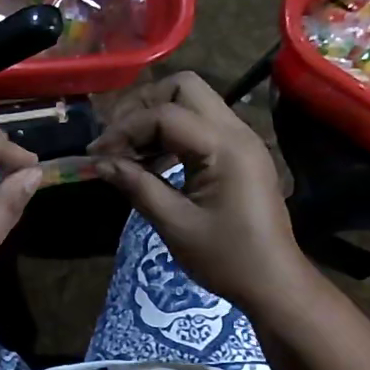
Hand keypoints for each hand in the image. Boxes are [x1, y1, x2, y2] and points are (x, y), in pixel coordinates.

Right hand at [89, 72, 306, 310]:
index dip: (124, 129)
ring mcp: (241, 140)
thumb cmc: (225, 258)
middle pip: (183, 88)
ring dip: (156, 118)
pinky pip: (201, 125)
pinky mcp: (239, 154)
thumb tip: (100, 163)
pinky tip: (152, 163)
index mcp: (224, 147)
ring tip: (128, 153)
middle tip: (116, 139)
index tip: (96, 154)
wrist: (273, 282)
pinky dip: (172, 134)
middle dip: (142, 106)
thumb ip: (137, 186)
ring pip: (192, 102)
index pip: (164, 114)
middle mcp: (236, 131)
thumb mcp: (175, 224)